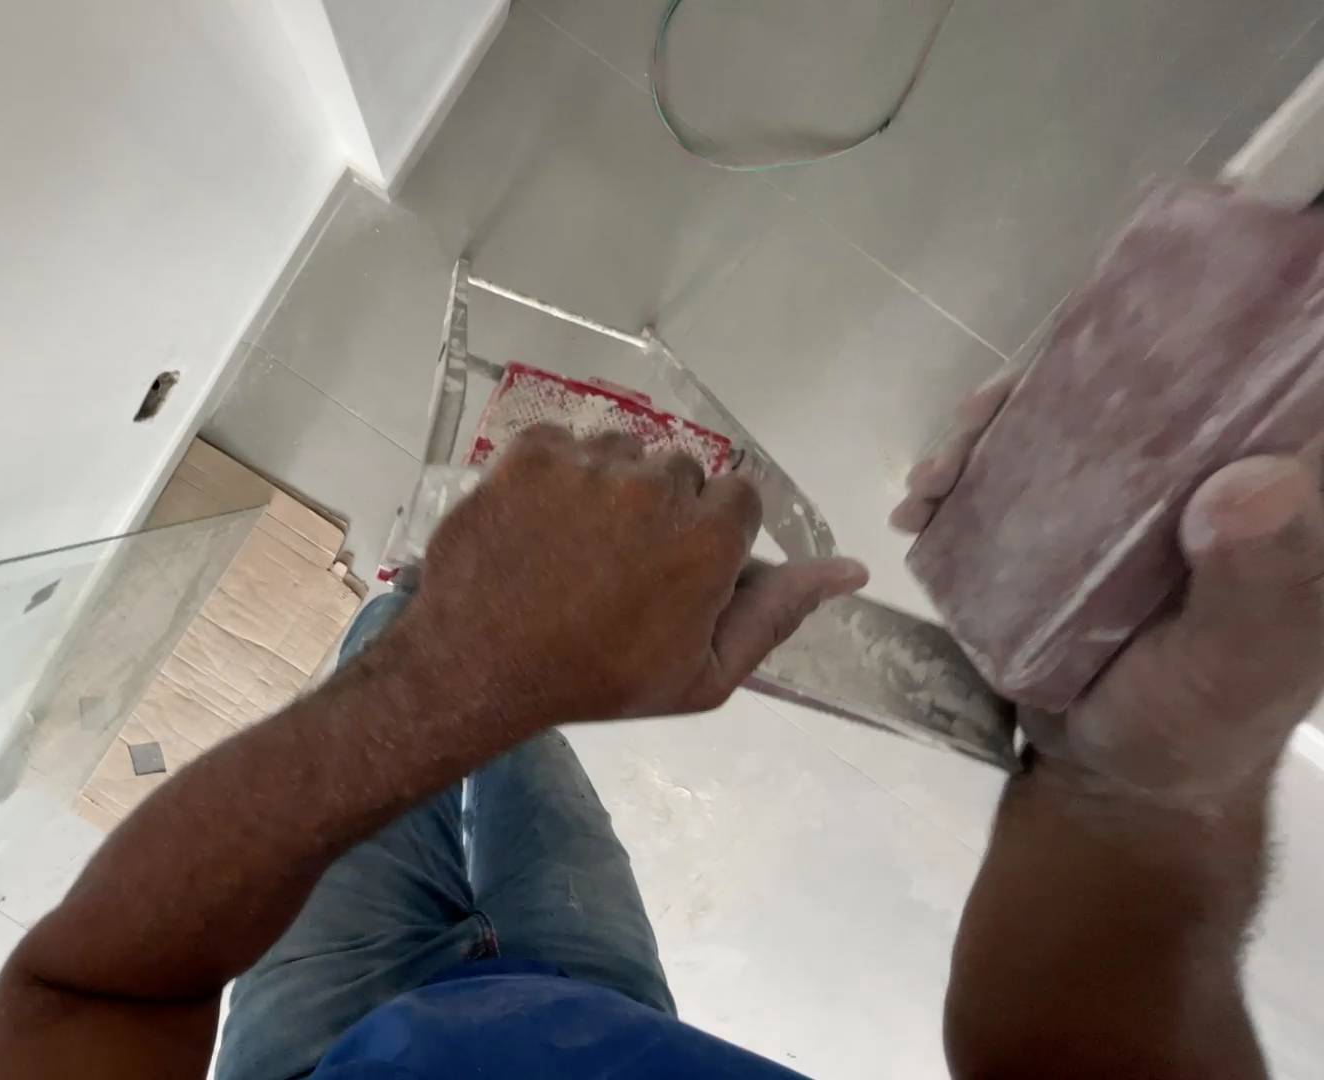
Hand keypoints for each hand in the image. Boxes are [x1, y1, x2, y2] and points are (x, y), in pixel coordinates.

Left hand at [397, 426, 868, 728]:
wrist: (478, 662)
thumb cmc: (595, 679)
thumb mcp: (702, 673)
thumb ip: (777, 614)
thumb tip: (850, 569)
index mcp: (708, 534)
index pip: (737, 499)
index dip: (705, 535)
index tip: (671, 568)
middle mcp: (654, 482)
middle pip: (678, 472)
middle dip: (659, 509)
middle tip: (613, 560)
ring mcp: (586, 462)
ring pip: (619, 452)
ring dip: (606, 485)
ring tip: (569, 540)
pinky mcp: (529, 452)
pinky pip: (561, 443)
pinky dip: (555, 471)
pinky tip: (536, 518)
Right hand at [895, 371, 1323, 803]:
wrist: (1110, 772)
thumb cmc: (1196, 720)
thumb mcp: (1243, 660)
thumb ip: (1260, 581)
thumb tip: (1253, 476)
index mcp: (1249, 504)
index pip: (1218, 400)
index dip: (1164, 358)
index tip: (1093, 352)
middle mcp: (1168, 496)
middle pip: (1099, 414)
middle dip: (1024, 403)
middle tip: (973, 415)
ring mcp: (1091, 523)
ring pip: (1030, 452)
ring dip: (969, 450)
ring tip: (925, 480)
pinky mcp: (1030, 551)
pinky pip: (982, 505)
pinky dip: (939, 500)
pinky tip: (911, 514)